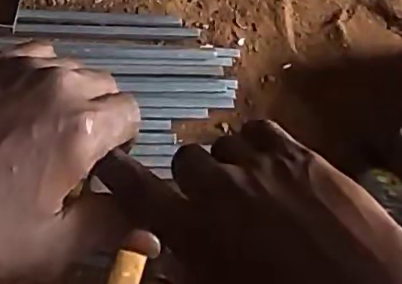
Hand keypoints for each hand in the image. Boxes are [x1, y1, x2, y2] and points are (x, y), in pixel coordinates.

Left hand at [0, 42, 139, 282]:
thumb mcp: (51, 244)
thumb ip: (109, 227)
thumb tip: (151, 230)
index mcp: (81, 127)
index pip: (131, 111)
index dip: (124, 140)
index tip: (103, 165)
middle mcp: (58, 84)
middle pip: (104, 83)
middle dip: (101, 113)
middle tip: (74, 150)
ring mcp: (22, 64)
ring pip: (70, 65)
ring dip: (70, 91)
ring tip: (44, 126)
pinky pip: (35, 53)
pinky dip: (39, 72)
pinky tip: (17, 102)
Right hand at [96, 120, 401, 283]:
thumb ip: (190, 278)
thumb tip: (164, 264)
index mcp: (196, 231)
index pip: (135, 187)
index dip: (116, 171)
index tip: (106, 159)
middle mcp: (218, 189)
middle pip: (184, 161)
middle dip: (194, 182)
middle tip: (216, 210)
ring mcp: (257, 164)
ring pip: (222, 146)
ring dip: (229, 167)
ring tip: (253, 194)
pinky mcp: (295, 152)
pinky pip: (257, 131)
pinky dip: (257, 147)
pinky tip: (273, 170)